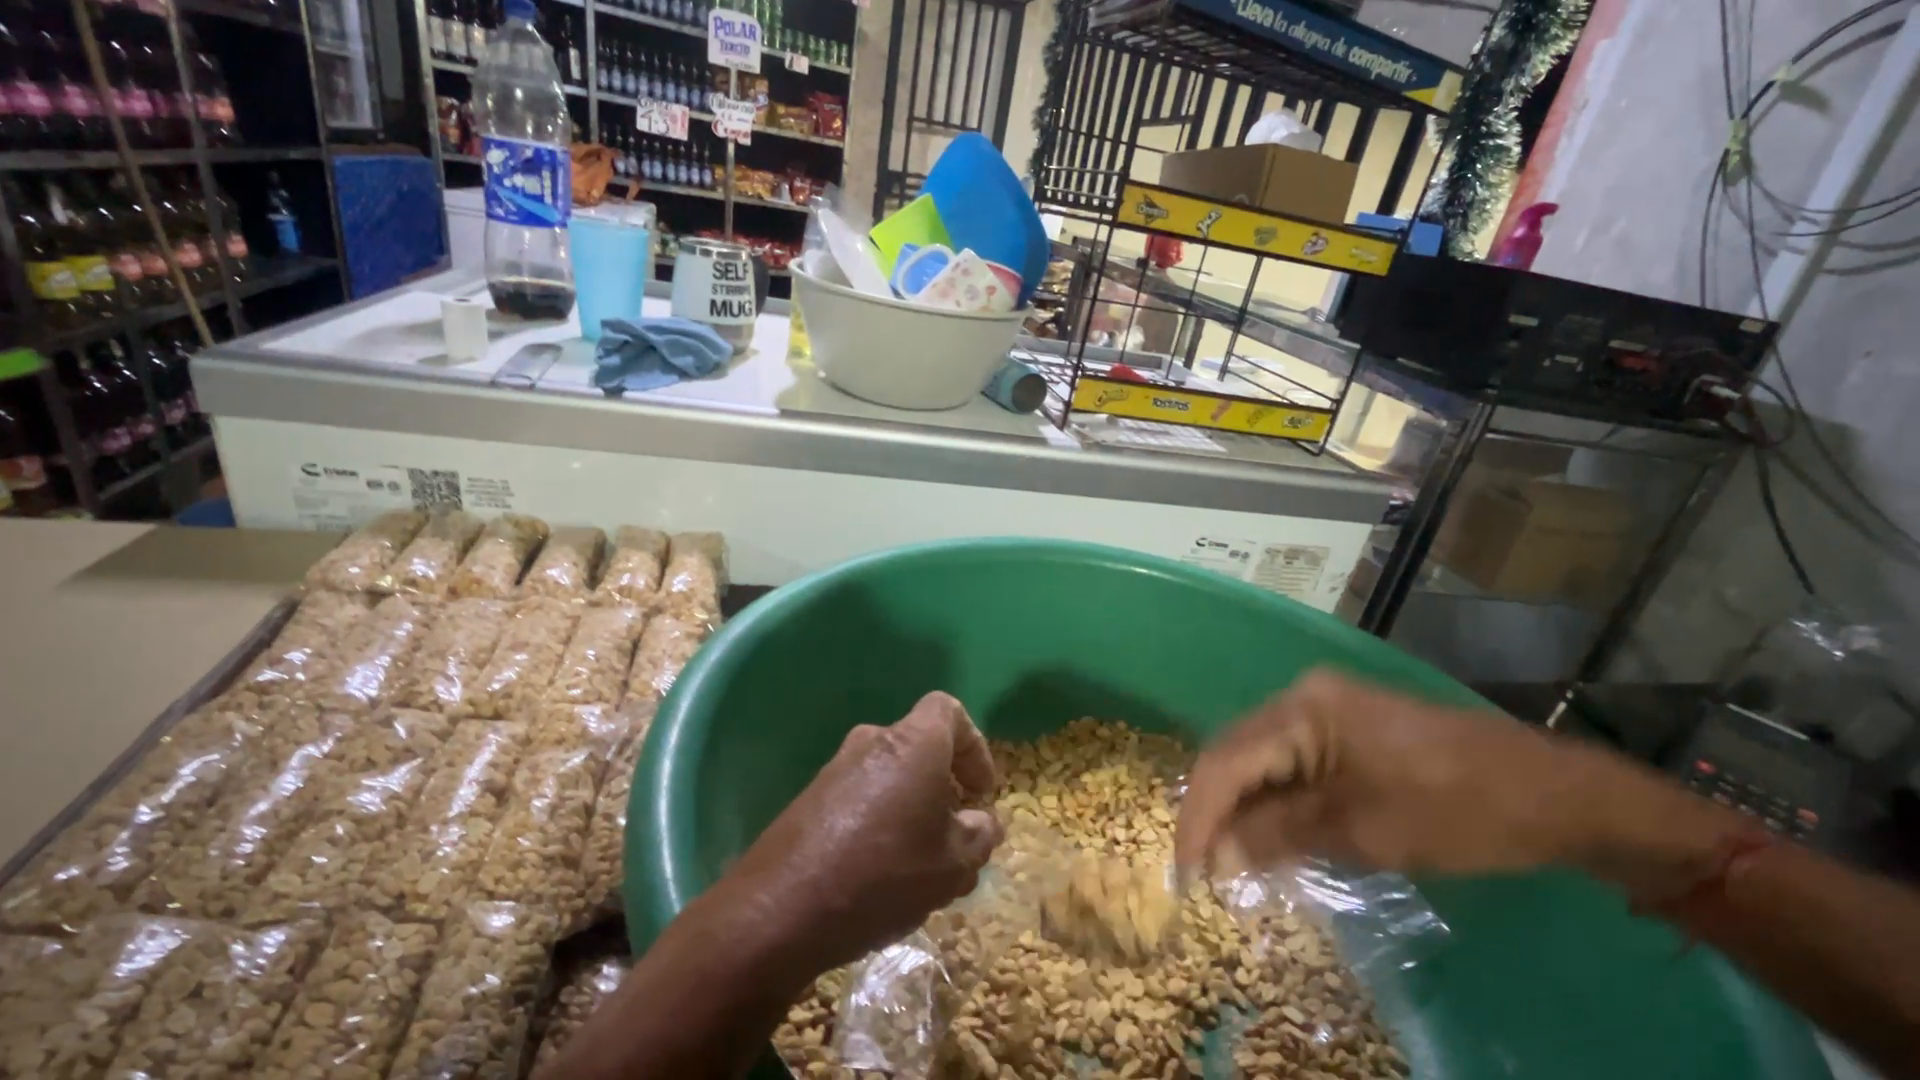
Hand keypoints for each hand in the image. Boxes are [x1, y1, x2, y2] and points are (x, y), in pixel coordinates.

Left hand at [722, 691, 1004, 971]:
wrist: (780, 910)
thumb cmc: (884, 875)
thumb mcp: (953, 865)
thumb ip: (980, 836)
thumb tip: (982, 824)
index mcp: (913, 743)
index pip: (950, 711)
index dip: (975, 747)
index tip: (981, 794)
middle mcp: (872, 743)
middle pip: (920, 748)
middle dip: (944, 788)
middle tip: (957, 836)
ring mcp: (835, 770)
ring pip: (890, 778)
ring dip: (913, 811)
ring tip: (922, 866)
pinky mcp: (809, 801)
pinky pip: (861, 800)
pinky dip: (881, 824)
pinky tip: (882, 876)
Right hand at [1174, 669, 1736, 891]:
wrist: (1556, 795)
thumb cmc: (1457, 810)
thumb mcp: (1362, 831)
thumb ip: (1278, 836)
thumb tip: (1216, 858)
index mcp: (1303, 709)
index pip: (1225, 763)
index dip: (1198, 819)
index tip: (1183, 875)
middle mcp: (1304, 697)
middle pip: (1235, 756)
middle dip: (1214, 814)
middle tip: (1202, 874)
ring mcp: (1327, 709)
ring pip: (1260, 761)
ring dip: (1242, 810)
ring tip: (1229, 862)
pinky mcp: (1347, 729)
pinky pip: (1290, 764)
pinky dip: (1274, 801)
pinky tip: (1270, 837)